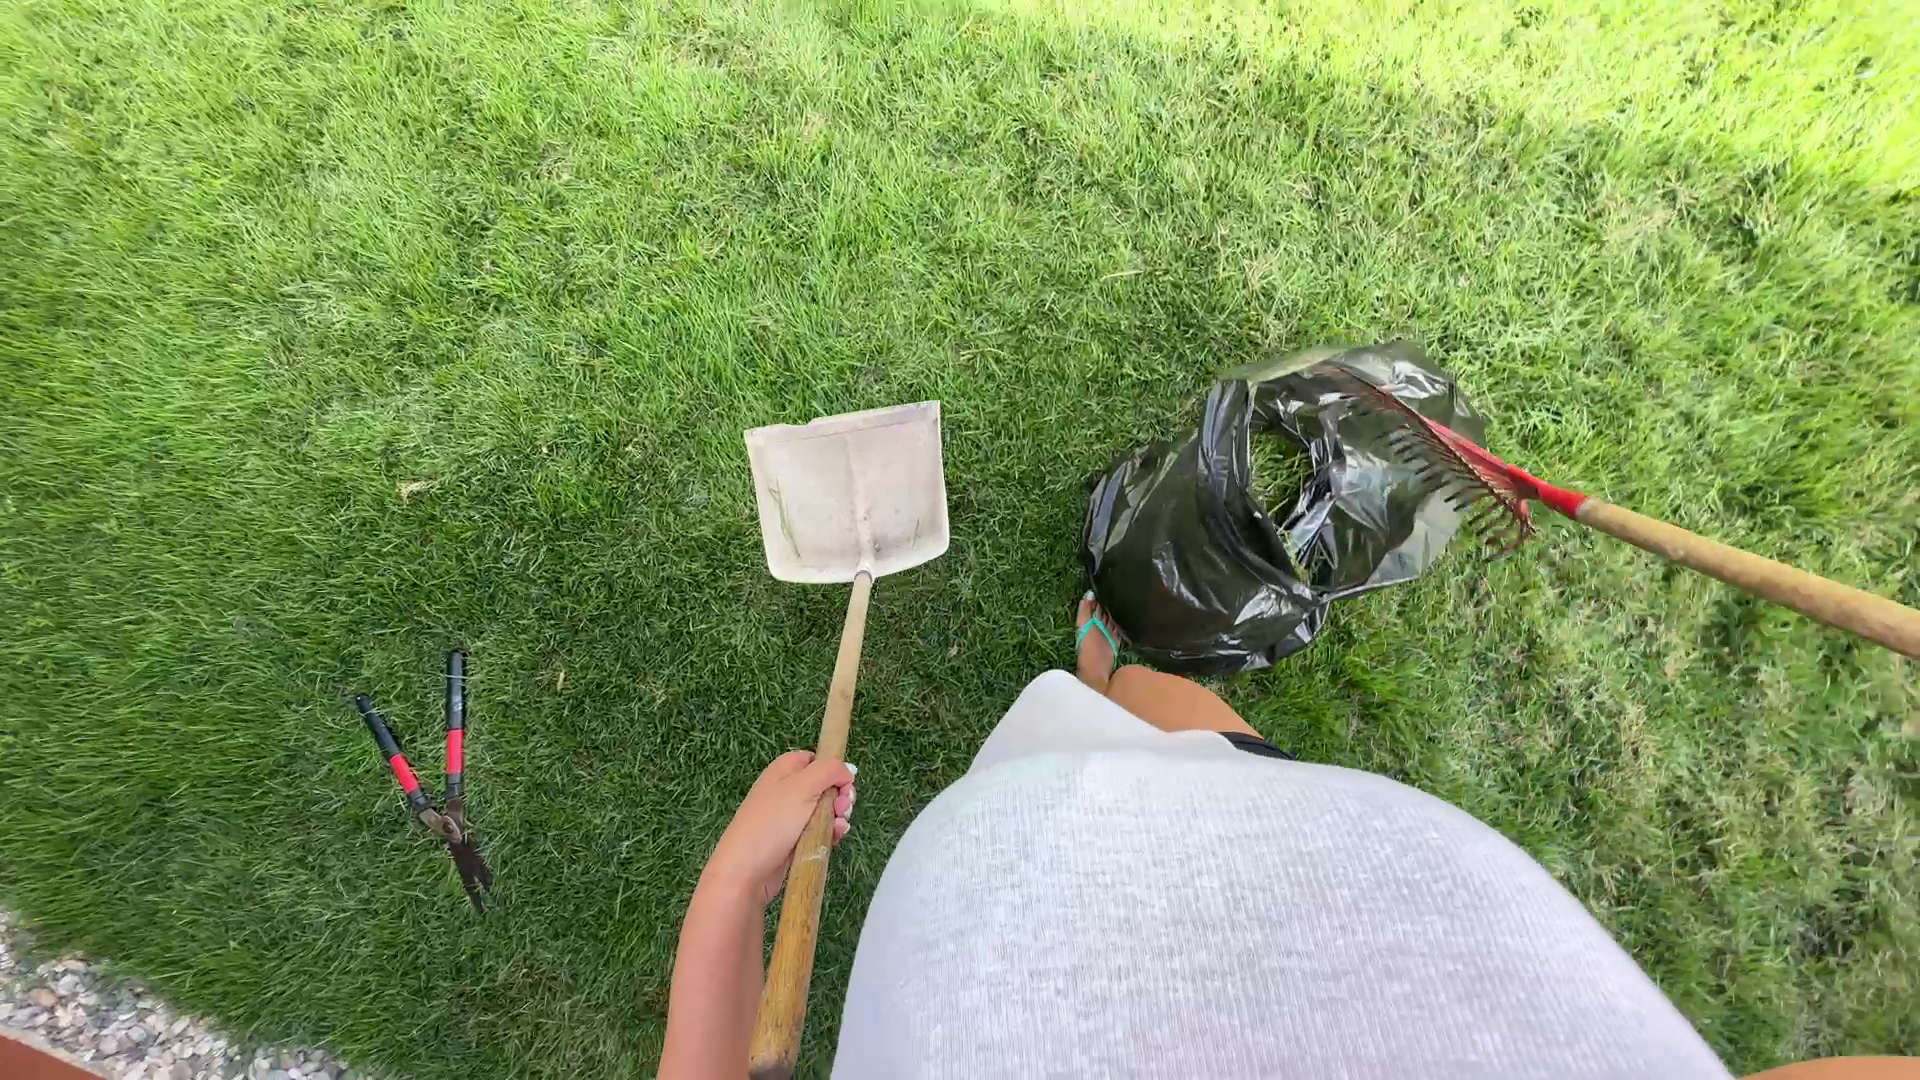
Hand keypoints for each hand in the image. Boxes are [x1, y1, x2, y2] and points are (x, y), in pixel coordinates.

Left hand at [701, 750, 854, 908]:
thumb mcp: (802, 786)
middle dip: (840, 795)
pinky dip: (831, 832)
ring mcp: (791, 816)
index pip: (816, 759)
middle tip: (842, 808)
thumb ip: (829, 769)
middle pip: (825, 785)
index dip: (833, 769)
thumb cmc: (772, 823)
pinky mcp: (795, 839)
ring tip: (839, 826)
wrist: (745, 873)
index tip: (844, 783)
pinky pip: (820, 830)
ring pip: (826, 809)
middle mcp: (788, 790)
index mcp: (785, 770)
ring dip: (838, 815)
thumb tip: (848, 770)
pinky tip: (836, 836)